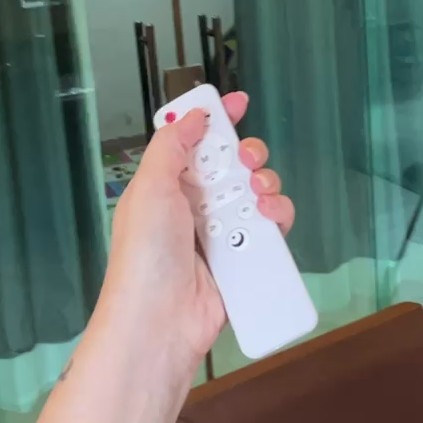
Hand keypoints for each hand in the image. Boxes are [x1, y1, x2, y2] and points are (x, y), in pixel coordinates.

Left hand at [97, 91, 293, 377]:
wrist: (160, 322)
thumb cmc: (146, 254)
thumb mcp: (150, 188)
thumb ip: (171, 146)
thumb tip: (196, 117)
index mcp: (168, 184)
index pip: (196, 142)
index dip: (217, 119)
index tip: (239, 101)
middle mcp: (195, 204)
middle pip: (234, 164)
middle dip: (248, 154)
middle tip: (247, 161)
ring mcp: (221, 231)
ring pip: (257, 192)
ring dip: (265, 184)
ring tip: (258, 196)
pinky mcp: (244, 257)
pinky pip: (270, 226)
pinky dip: (276, 216)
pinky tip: (269, 218)